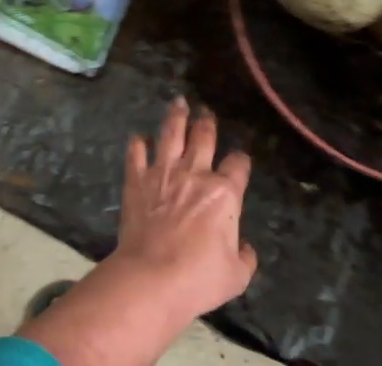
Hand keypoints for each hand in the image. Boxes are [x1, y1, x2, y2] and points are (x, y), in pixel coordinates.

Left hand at [15, 98, 256, 365]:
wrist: (152, 276)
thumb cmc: (199, 278)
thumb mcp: (237, 275)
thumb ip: (245, 257)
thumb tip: (245, 247)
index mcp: (224, 194)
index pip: (238, 166)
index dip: (241, 160)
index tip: (240, 159)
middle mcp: (195, 174)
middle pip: (203, 138)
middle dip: (207, 122)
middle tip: (206, 110)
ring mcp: (163, 173)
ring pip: (171, 135)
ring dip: (176, 117)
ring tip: (178, 102)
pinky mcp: (136, 179)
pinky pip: (136, 154)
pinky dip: (138, 143)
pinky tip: (138, 137)